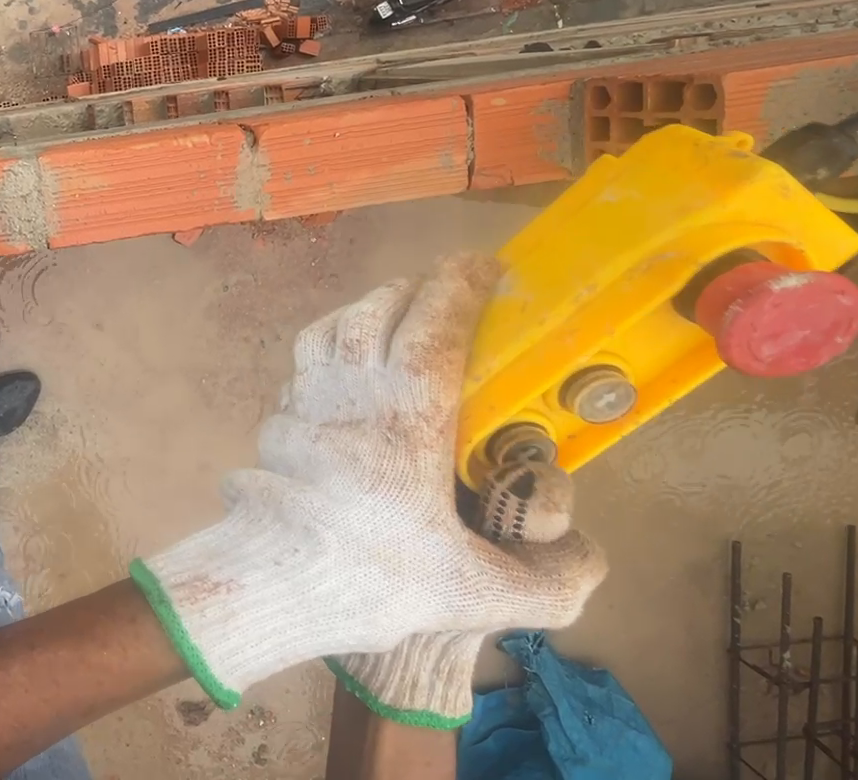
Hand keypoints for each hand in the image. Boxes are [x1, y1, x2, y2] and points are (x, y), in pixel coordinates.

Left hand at [129, 254, 605, 707]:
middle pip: (375, 311)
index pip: (434, 326)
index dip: (459, 287)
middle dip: (411, 288)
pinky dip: (324, 350)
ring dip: (360, 309)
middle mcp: (350, 390)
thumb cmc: (378, 574)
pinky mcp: (273, 420)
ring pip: (327, 328)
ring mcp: (302, 400)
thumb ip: (552, 578)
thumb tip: (585, 553)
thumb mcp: (484, 591)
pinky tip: (337, 370)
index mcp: (407, 413)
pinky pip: (300, 365)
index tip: (481, 266)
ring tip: (385, 313)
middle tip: (438, 285)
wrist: (277, 579)